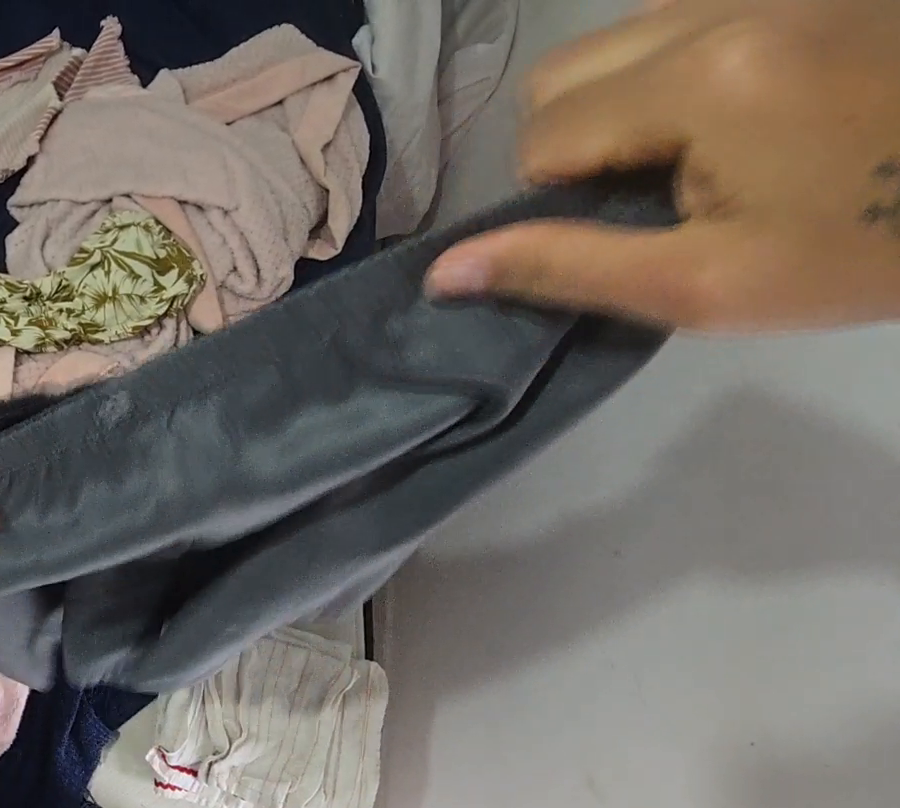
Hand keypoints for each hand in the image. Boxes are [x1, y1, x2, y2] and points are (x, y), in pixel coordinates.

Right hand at [426, 0, 899, 331]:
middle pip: (561, 74)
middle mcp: (728, 2)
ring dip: (619, 100)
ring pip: (613, 39)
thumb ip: (562, 268)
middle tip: (651, 187)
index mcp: (702, 78)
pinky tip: (736, 102)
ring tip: (698, 144)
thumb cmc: (876, 246)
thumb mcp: (703, 287)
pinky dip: (671, 64)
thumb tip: (442, 271)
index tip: (636, 225)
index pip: (542, 137)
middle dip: (575, 139)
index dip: (560, 197)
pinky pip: (679, 15)